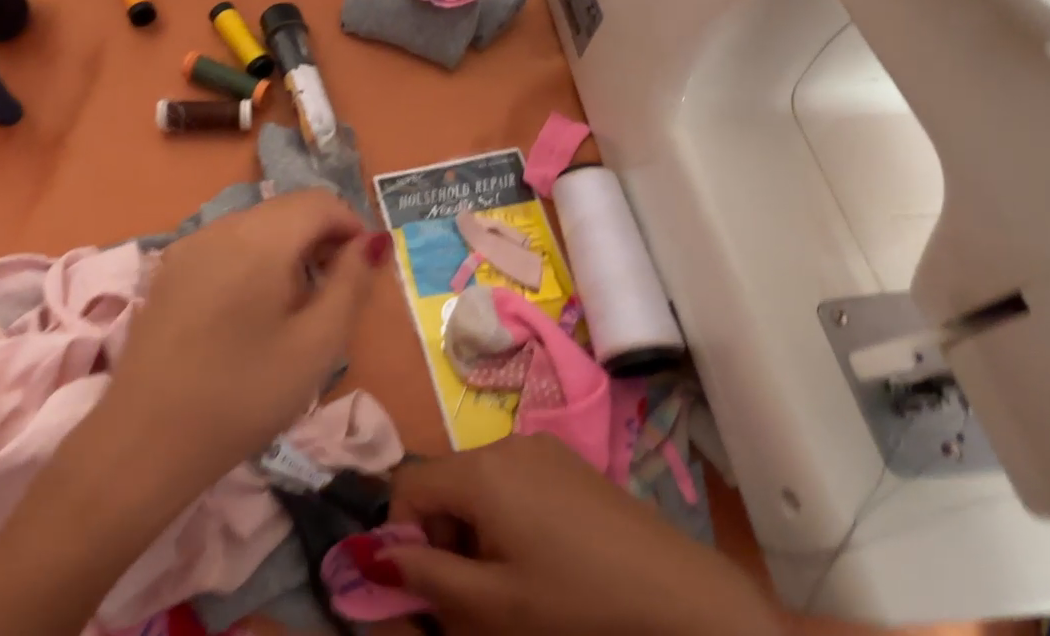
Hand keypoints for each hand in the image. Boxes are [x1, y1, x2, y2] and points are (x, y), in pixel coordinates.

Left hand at [105, 190, 392, 486]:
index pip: (319, 202)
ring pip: (254, 227)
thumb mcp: (316, 346)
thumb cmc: (243, 395)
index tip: (363, 274)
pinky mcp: (168, 273)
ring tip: (296, 310)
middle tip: (335, 296)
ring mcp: (187, 247)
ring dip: (287, 251)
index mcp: (258, 238)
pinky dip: (253, 262)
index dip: (352, 227)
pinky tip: (252, 315)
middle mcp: (219, 227)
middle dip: (321, 239)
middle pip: (285, 210)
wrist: (146, 440)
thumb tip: (371, 242)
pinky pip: (225, 247)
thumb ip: (350, 284)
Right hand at [378, 435, 784, 635]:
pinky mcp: (569, 461)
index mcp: (479, 470)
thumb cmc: (578, 603)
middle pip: (444, 483)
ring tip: (514, 576)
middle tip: (477, 589)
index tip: (430, 582)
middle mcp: (504, 443)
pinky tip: (544, 555)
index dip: (403, 534)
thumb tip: (367, 554)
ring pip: (478, 483)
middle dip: (442, 534)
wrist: (682, 597)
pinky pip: (513, 479)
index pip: (407, 484)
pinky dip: (507, 514)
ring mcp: (542, 448)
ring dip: (475, 527)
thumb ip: (423, 576)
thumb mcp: (492, 604)